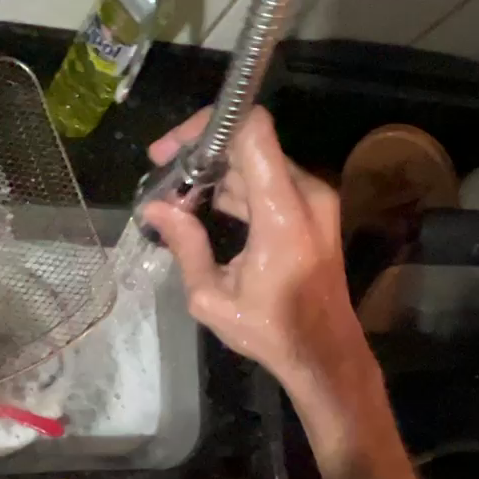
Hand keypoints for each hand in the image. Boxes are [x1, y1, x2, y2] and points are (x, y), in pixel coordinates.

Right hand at [142, 107, 378, 411]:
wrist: (323, 352)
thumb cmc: (270, 331)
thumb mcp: (213, 298)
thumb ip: (186, 247)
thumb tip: (155, 208)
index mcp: (281, 213)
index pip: (251, 131)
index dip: (206, 126)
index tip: (170, 151)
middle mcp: (305, 194)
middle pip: (251, 143)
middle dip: (203, 153)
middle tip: (165, 177)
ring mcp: (315, 201)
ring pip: (260, 162)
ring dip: (219, 172)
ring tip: (181, 197)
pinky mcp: (315, 212)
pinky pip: (272, 182)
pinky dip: (240, 187)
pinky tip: (210, 208)